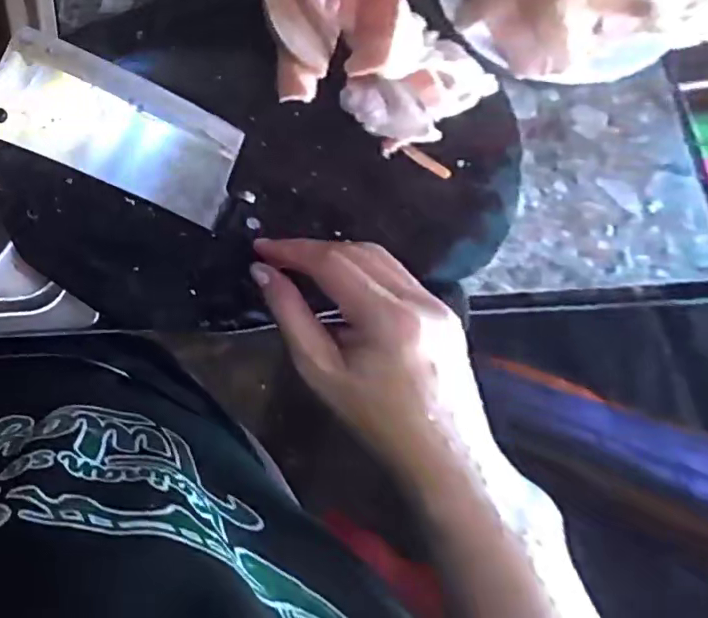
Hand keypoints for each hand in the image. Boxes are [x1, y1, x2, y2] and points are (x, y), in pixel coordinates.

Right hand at [252, 238, 496, 488]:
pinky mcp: (444, 313)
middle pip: (355, 252)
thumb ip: (288, 312)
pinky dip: (359, 268)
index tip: (259, 249)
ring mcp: (438, 306)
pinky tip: (337, 283)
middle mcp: (419, 302)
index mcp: (389, 317)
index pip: (332, 262)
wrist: (448, 459)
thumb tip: (262, 272)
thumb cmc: (376, 418)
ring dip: (334, 254)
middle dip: (310, 248)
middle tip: (274, 257)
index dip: (290, 249)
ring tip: (300, 265)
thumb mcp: (318, 368)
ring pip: (377, 257)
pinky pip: (395, 273)